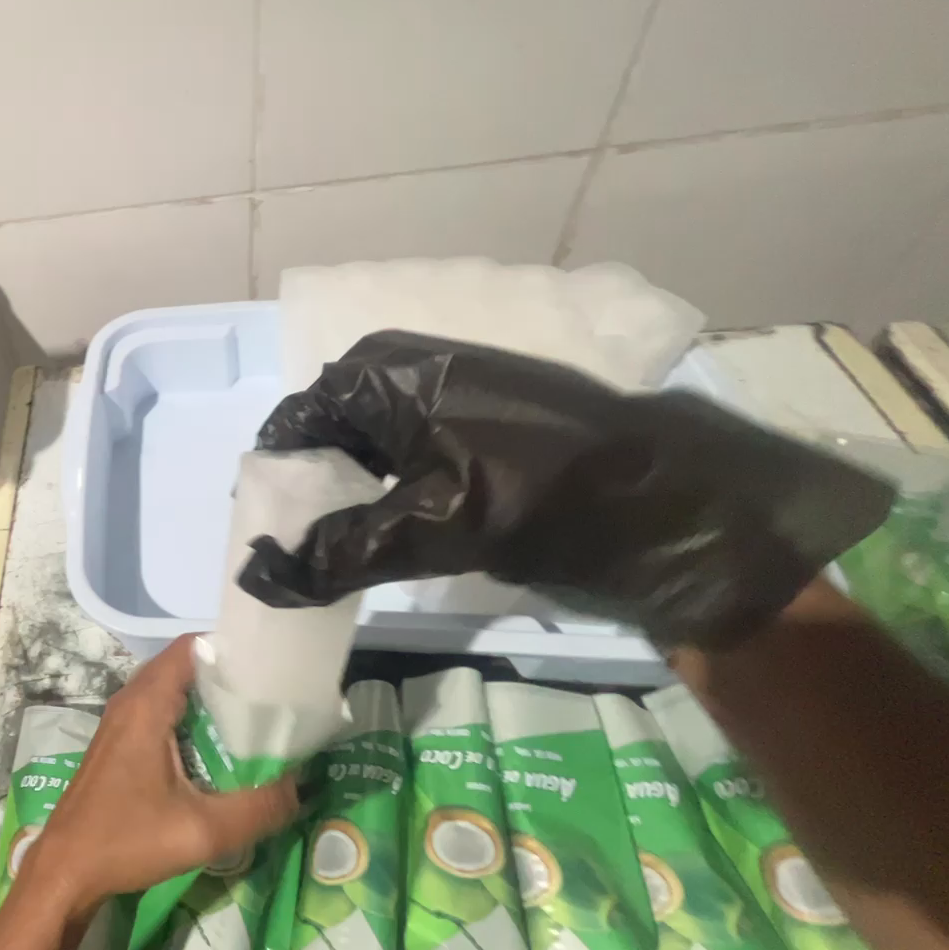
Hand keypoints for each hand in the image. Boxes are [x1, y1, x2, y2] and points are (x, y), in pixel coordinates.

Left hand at [18, 635, 297, 913]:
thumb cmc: (127, 839)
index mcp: (147, 703)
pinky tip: (219, 748)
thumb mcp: (202, 831)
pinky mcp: (120, 741)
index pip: (191, 646)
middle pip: (185, 665)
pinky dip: (192, 718)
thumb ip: (257, 807)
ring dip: (210, 700)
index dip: (231, 647)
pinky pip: (162, 711)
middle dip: (228, 675)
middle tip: (274, 696)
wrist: (66, 866)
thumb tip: (298, 786)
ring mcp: (122, 720)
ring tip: (256, 719)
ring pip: (173, 690)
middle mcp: (131, 700)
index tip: (270, 665)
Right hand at [237, 330, 893, 648]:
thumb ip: (337, 554)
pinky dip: (384, 492)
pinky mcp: (479, 422)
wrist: (692, 502)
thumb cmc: (547, 495)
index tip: (267, 530)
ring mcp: (448, 392)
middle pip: (327, 432)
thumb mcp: (431, 529)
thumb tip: (256, 581)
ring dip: (346, 494)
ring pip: (366, 445)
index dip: (274, 477)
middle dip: (308, 488)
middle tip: (299, 547)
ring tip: (336, 546)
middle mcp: (407, 368)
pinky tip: (387, 530)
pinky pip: (404, 453)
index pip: (294, 421)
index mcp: (383, 371)